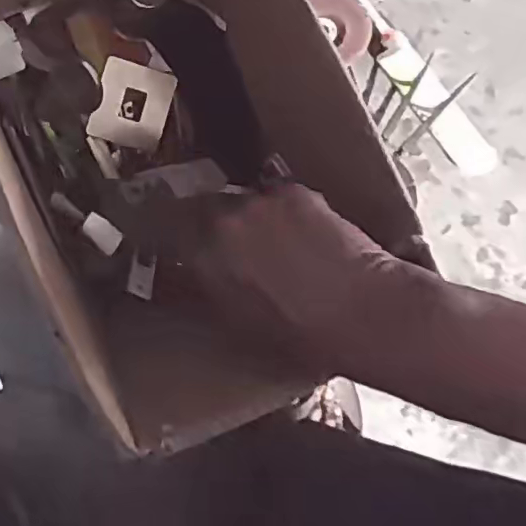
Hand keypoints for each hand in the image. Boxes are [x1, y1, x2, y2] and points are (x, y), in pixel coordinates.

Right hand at [181, 184, 436, 375]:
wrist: (363, 313)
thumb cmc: (299, 333)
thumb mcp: (237, 320)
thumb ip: (206, 285)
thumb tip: (187, 271)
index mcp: (203, 251)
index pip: (164, 225)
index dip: (162, 226)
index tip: (164, 230)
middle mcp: (225, 217)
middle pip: (201, 205)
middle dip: (206, 219)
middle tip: (222, 240)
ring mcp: (261, 200)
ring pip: (241, 200)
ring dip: (246, 216)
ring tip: (268, 242)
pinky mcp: (296, 191)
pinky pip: (275, 197)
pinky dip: (281, 212)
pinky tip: (300, 235)